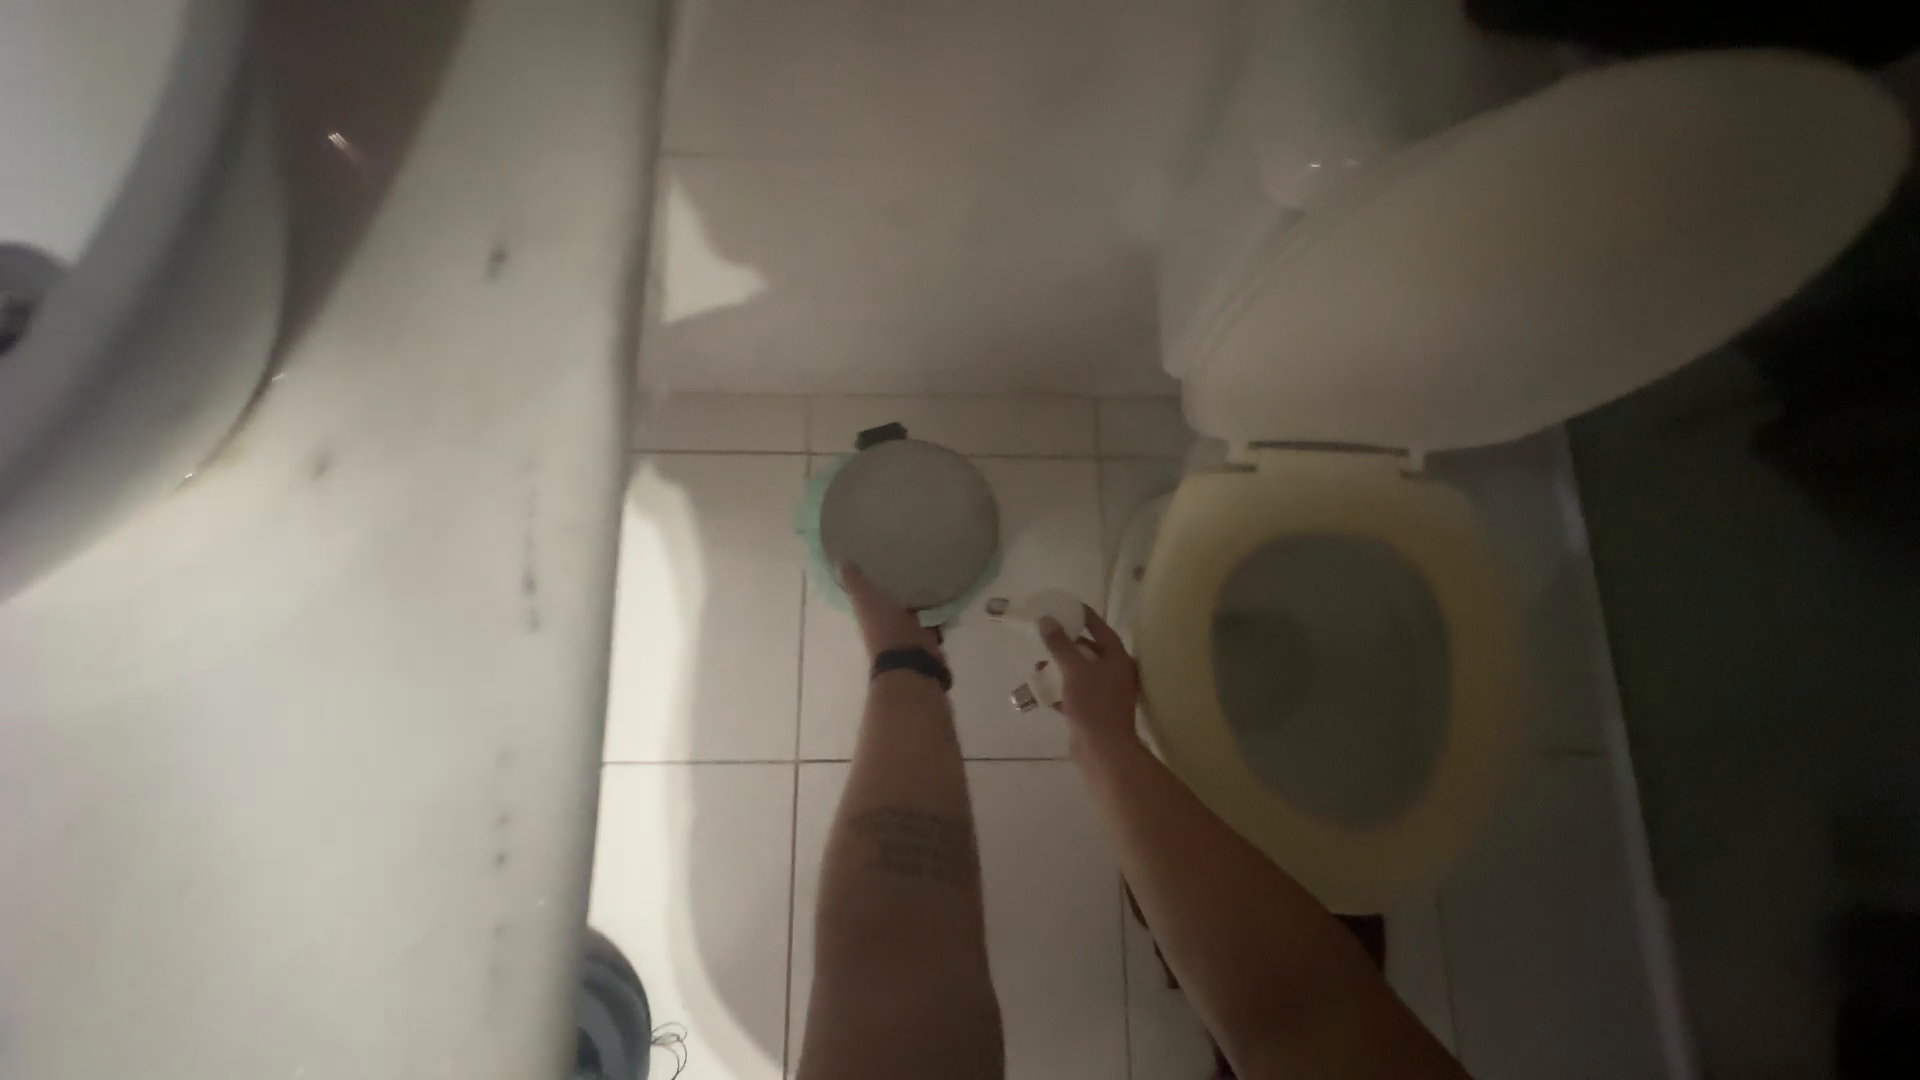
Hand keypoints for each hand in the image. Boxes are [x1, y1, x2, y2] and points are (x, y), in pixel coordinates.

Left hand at [838, 561, 940, 660]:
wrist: (911, 661)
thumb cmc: (885, 628)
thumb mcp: (866, 600)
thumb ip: (856, 583)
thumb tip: (840, 561)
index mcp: (868, 615)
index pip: (868, 594)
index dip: (871, 581)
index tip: (878, 561)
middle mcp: (886, 625)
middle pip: (891, 603)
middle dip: (898, 590)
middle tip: (909, 566)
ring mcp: (907, 634)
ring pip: (912, 612)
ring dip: (918, 601)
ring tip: (930, 578)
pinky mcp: (928, 639)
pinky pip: (932, 622)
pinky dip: (937, 612)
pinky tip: (945, 597)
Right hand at [1037, 606, 1138, 747]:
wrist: (1103, 749)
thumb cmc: (1093, 702)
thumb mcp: (1074, 668)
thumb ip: (1060, 643)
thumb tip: (1047, 620)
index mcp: (1117, 658)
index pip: (1101, 628)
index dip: (1084, 616)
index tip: (1067, 606)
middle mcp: (1116, 673)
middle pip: (1091, 650)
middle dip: (1069, 643)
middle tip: (1049, 633)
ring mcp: (1106, 693)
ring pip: (1082, 673)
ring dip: (1062, 667)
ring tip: (1041, 662)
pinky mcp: (1094, 711)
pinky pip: (1076, 693)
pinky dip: (1061, 690)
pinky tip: (1042, 688)